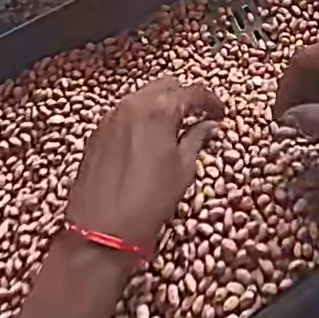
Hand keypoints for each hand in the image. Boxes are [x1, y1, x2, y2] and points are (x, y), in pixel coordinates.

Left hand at [66, 77, 223, 249]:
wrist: (99, 231)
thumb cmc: (149, 200)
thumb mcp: (183, 169)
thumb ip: (197, 138)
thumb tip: (208, 125)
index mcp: (160, 108)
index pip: (193, 92)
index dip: (212, 101)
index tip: (221, 114)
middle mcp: (133, 103)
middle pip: (167, 86)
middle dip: (185, 98)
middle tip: (198, 117)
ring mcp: (112, 116)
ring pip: (144, 96)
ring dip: (162, 106)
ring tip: (174, 128)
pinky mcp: (97, 132)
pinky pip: (126, 113)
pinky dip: (142, 118)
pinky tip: (149, 139)